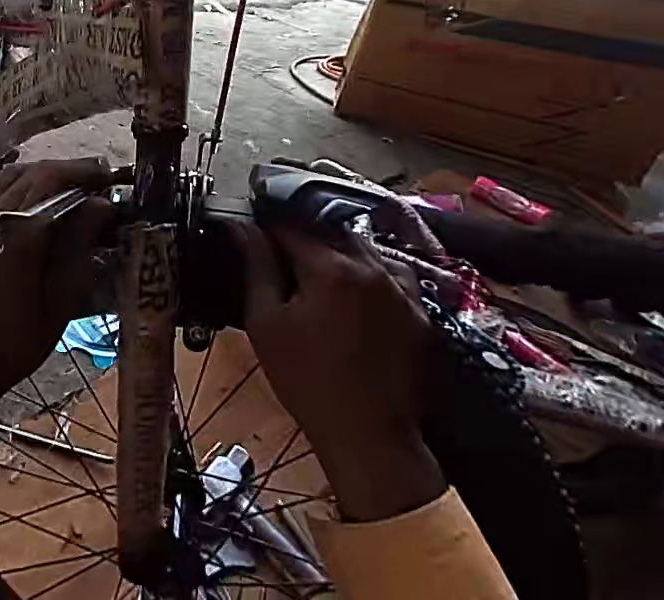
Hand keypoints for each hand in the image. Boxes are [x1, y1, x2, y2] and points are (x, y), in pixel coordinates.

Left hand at [0, 158, 113, 464]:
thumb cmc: (9, 346)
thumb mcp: (57, 305)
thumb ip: (79, 250)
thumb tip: (101, 207)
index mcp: (14, 235)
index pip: (51, 180)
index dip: (83, 172)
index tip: (109, 176)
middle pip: (28, 172)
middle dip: (65, 171)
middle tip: (94, 182)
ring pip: (5, 177)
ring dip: (38, 176)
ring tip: (67, 190)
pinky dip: (14, 189)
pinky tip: (31, 205)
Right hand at [229, 217, 446, 520]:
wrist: (369, 437)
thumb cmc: (305, 379)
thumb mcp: (265, 321)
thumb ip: (256, 267)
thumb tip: (242, 227)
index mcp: (331, 268)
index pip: (290, 226)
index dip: (266, 227)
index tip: (251, 233)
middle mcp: (372, 267)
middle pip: (328, 230)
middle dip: (300, 234)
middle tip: (276, 252)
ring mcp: (402, 289)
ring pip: (362, 246)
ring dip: (334, 247)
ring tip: (312, 268)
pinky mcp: (420, 312)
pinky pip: (392, 271)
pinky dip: (368, 268)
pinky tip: (353, 285)